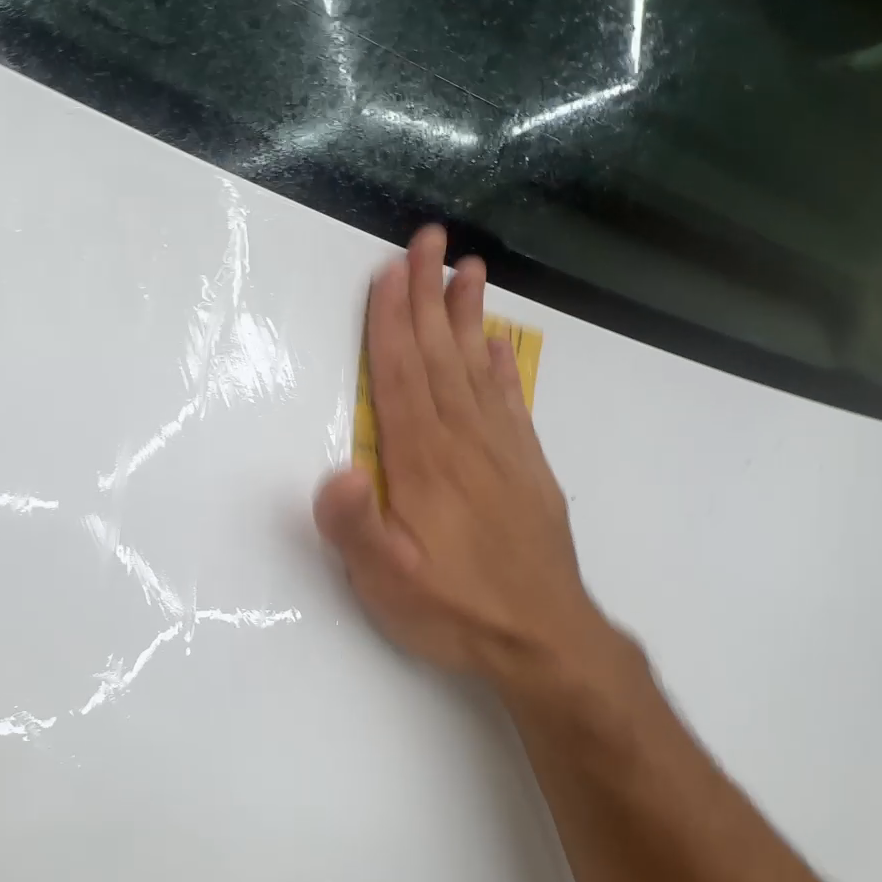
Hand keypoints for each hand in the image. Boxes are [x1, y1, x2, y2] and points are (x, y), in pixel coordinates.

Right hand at [314, 226, 617, 693]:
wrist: (545, 643)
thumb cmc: (452, 611)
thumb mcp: (386, 583)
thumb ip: (355, 528)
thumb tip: (337, 471)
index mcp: (423, 465)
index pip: (401, 379)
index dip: (391, 324)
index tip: (389, 272)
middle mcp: (464, 445)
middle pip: (440, 358)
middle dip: (429, 297)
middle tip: (429, 239)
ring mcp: (502, 455)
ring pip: (478, 370)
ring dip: (467, 317)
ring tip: (468, 268)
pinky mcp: (527, 472)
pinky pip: (512, 404)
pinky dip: (504, 367)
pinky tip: (500, 344)